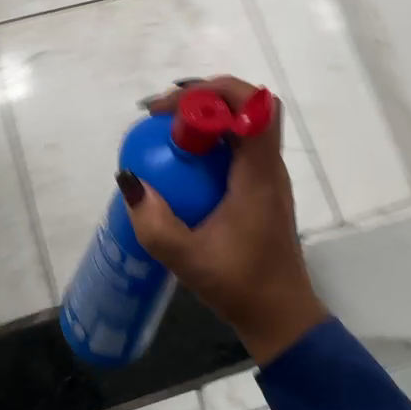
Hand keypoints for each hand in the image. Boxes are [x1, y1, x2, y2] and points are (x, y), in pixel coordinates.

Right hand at [118, 76, 328, 362]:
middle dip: (204, 97)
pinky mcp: (261, 187)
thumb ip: (155, 224)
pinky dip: (211, 139)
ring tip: (168, 128)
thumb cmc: (241, 286)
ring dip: (208, 115)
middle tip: (164, 113)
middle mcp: (269, 167)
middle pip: (249, 105)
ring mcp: (268, 176)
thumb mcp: (188, 260)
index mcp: (258, 175)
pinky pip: (239, 144)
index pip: (252, 107)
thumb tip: (129, 179)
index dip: (212, 93)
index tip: (170, 110)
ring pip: (245, 121)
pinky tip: (183, 159)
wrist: (280, 317)